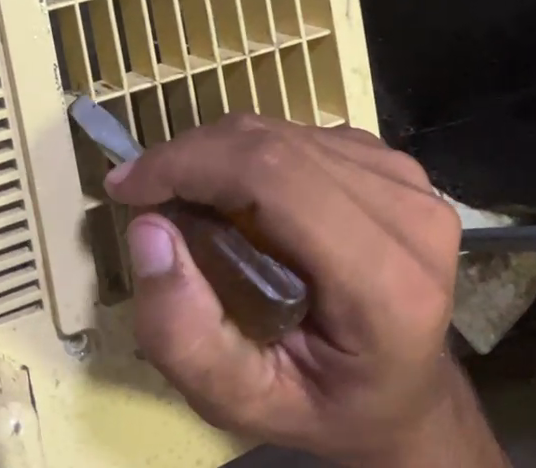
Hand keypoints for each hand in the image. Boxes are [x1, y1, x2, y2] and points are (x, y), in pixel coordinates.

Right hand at [105, 115, 505, 467]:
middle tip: (143, 195)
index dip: (188, 164)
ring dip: (214, 156)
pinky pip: (294, 133)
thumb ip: (183, 335)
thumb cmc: (322, 404)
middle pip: (270, 145)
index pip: (273, 178)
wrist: (403, 396)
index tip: (125, 187)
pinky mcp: (391, 162)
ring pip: (277, 130)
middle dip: (189, 158)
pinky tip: (240, 200)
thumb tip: (149, 230)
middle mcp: (410, 218)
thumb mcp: (239, 403)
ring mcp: (407, 182)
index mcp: (388, 284)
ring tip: (188, 203)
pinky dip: (245, 156)